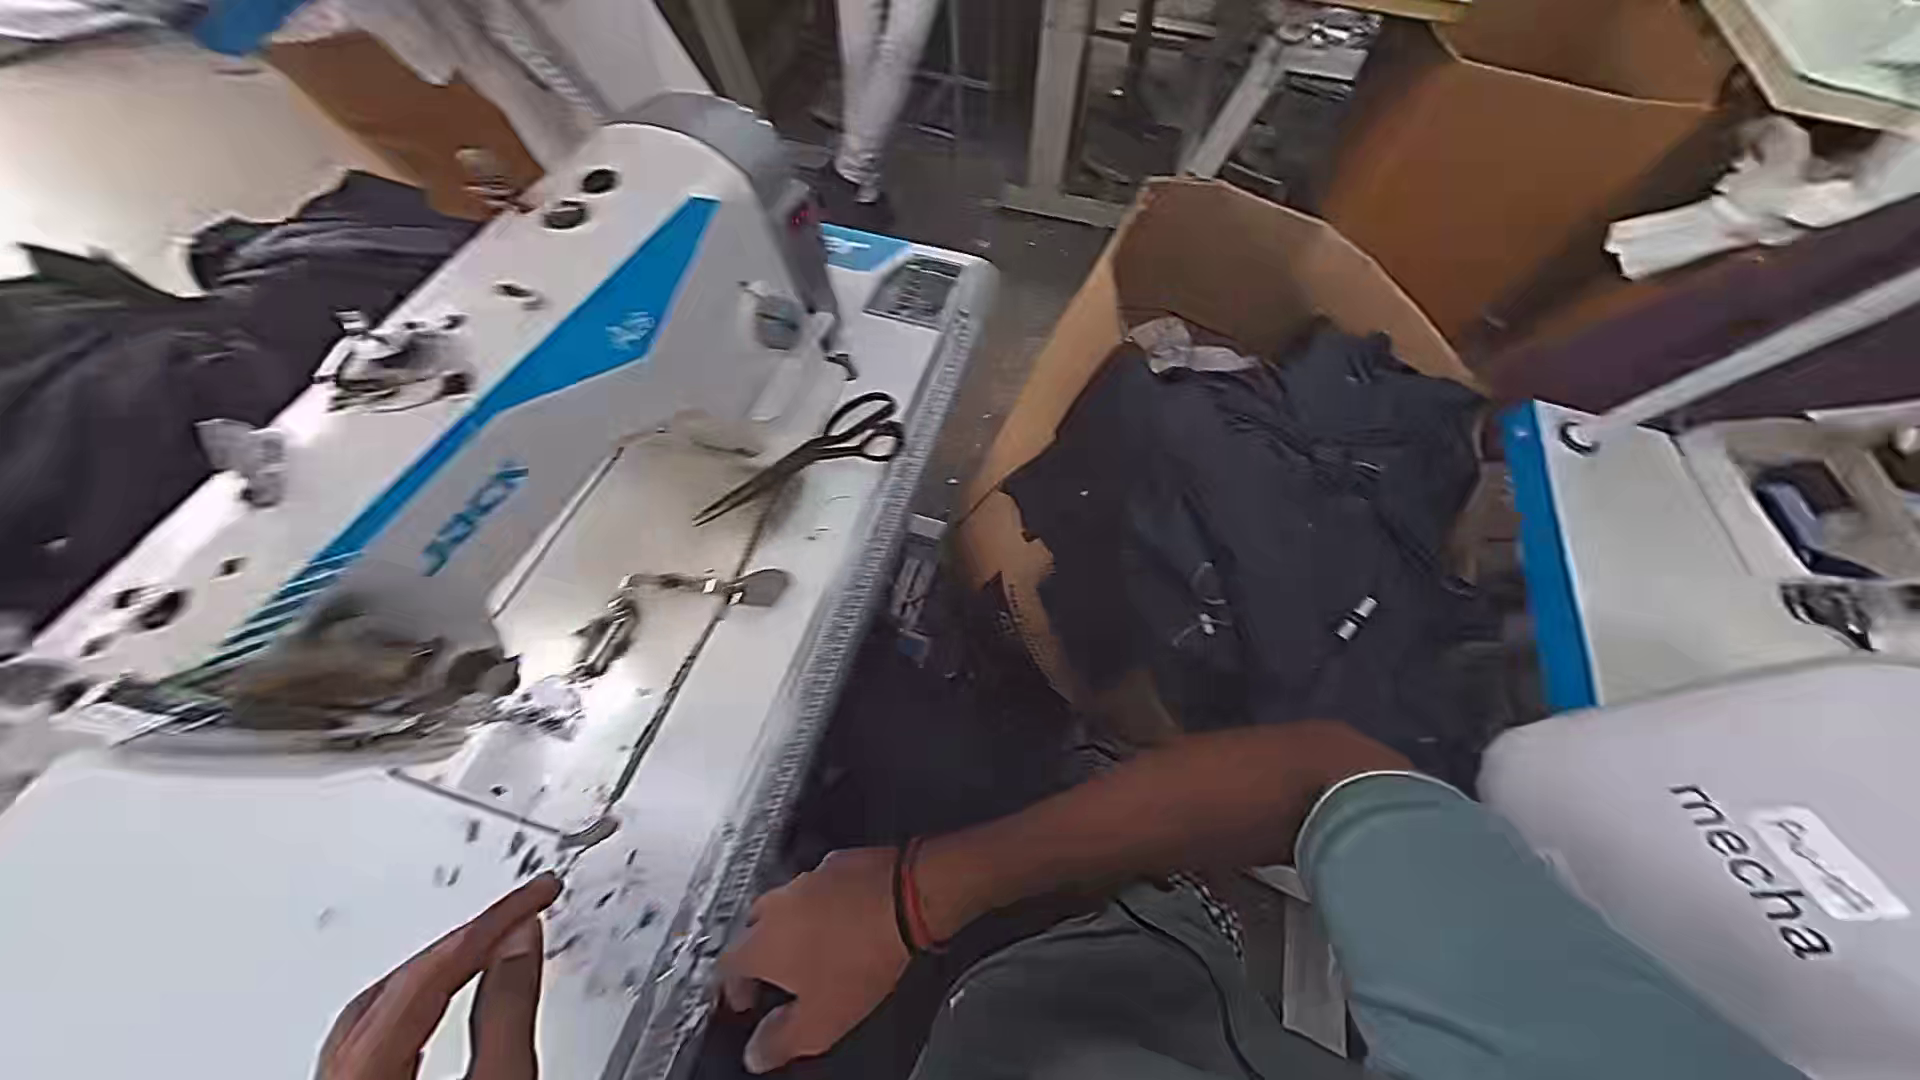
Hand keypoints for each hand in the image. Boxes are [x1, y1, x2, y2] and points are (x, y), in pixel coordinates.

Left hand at [317, 874, 561, 1079]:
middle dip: (467, 936)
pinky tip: (458, 980)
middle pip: (398, 983)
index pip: (431, 971)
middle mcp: (338, 1077)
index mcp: (363, 1071)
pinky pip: (378, 1028)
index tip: (540, 890)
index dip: (494, 920)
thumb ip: (508, 1009)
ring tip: (497, 934)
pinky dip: (426, 989)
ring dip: (444, 959)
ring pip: (380, 1004)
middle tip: (523, 907)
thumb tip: (523, 932)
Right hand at [718, 848, 909, 1072]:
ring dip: (792, 923)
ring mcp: (810, 875)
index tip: (744, 1001)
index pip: (726, 965)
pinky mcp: (839, 860)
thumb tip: (758, 1050)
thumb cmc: (861, 957)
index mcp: (763, 943)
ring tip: (812, 945)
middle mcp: (780, 903)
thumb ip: (779, 1040)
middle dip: (759, 951)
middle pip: (754, 927)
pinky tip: (843, 915)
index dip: (731, 987)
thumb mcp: (819, 1023)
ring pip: (788, 901)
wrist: (903, 899)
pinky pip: (821, 883)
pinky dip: (824, 900)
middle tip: (775, 974)